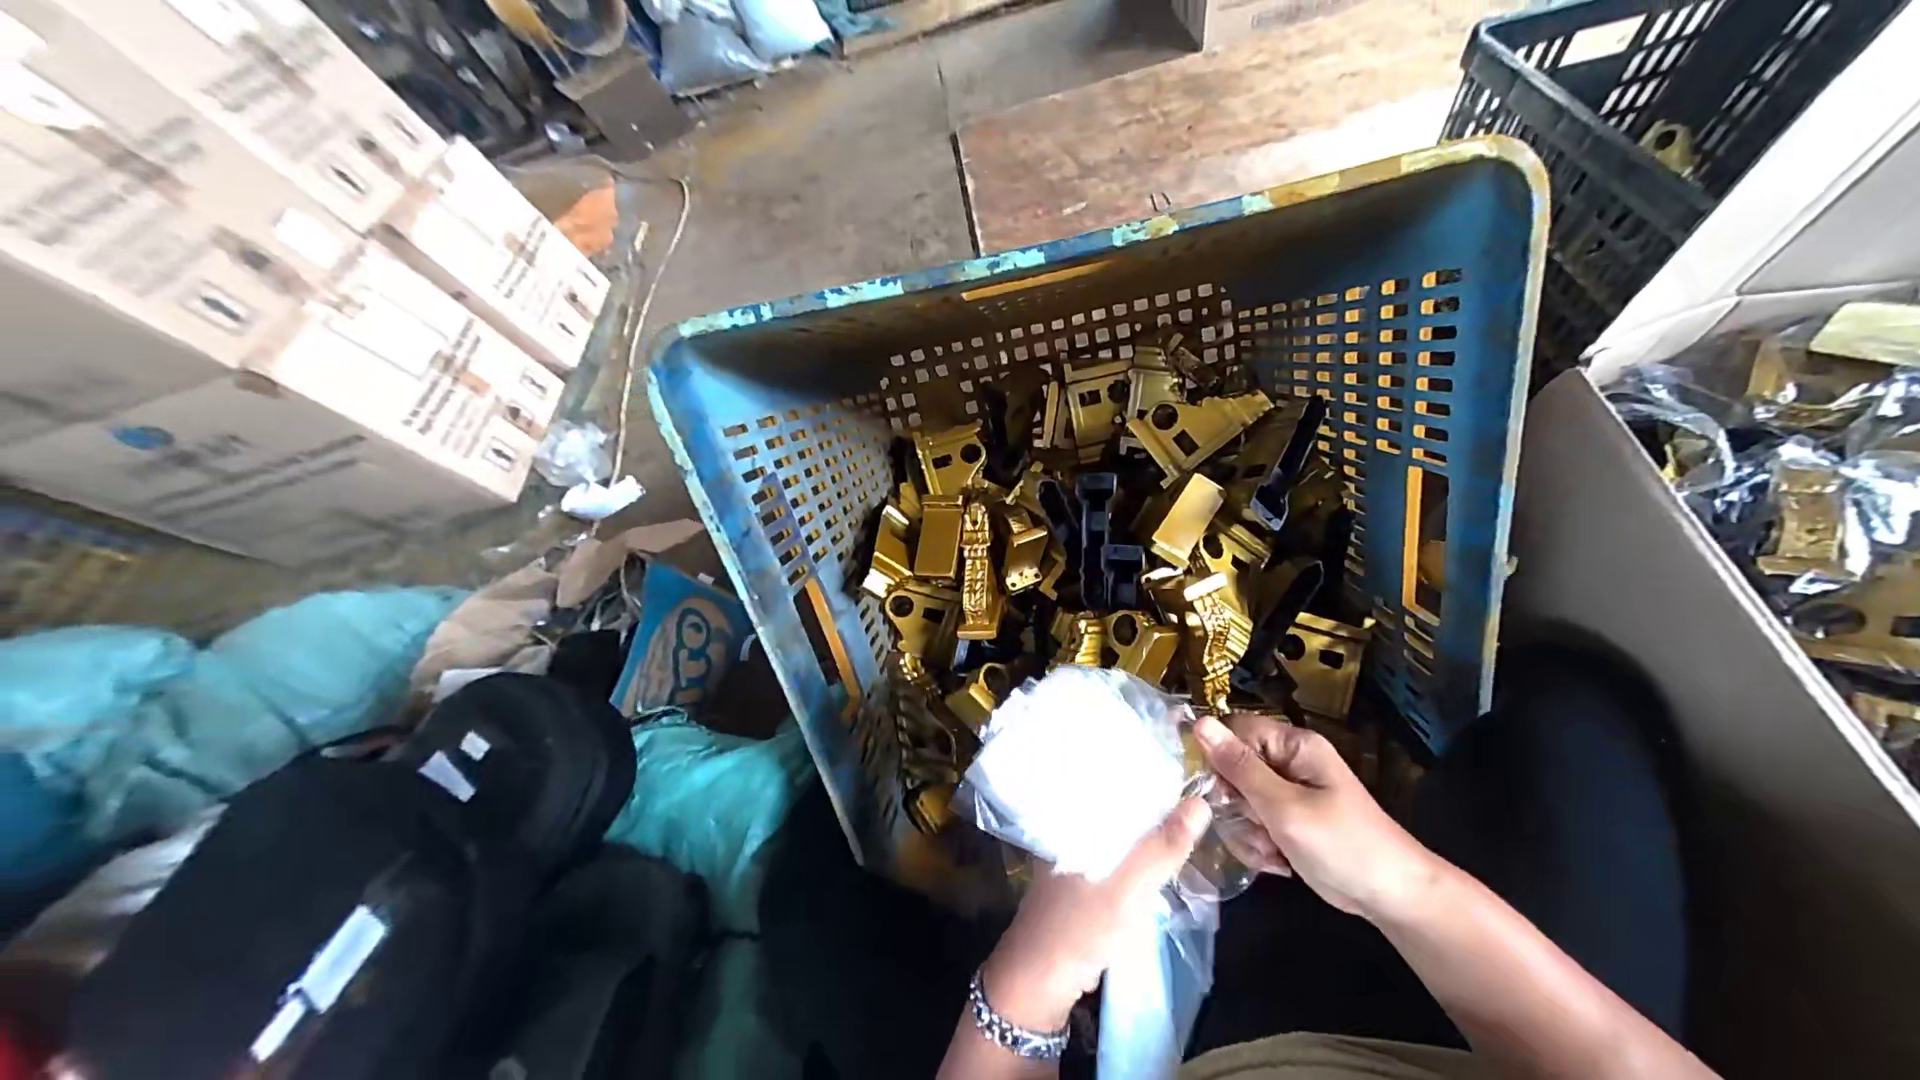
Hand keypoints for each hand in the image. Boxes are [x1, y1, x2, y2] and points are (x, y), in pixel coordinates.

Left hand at [977, 797, 1211, 1031]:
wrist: (1040, 980)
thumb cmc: (1079, 926)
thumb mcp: (1128, 887)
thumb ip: (1161, 847)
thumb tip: (1200, 802)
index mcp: (1072, 820)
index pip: (1109, 781)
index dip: (1145, 774)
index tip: (1182, 770)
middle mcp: (1069, 830)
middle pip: (1116, 807)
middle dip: (1150, 803)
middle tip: (1192, 794)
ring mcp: (1073, 856)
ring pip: (1116, 833)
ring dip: (1145, 831)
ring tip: (1183, 818)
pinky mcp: (1080, 881)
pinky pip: (1114, 857)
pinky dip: (1135, 855)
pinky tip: (1157, 857)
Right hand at [1194, 713, 1440, 921]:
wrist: (1393, 899)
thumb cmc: (1344, 846)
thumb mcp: (1284, 807)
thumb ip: (1239, 767)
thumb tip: (1199, 723)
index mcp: (1292, 745)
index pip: (1233, 731)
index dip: (1218, 758)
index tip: (1219, 791)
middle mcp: (1287, 762)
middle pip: (1231, 769)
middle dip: (1236, 805)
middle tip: (1256, 826)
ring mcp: (1286, 792)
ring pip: (1237, 801)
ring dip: (1247, 830)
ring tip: (1272, 851)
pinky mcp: (1286, 820)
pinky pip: (1250, 823)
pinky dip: (1257, 844)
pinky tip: (1277, 861)